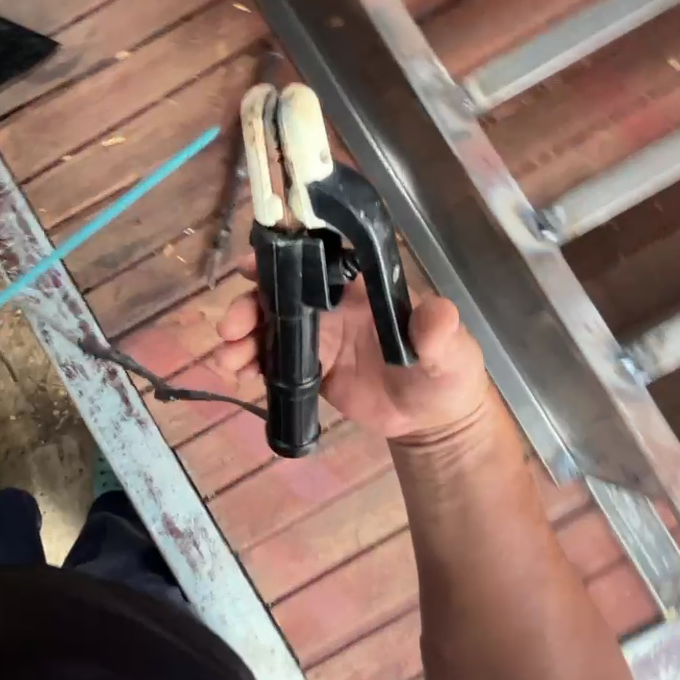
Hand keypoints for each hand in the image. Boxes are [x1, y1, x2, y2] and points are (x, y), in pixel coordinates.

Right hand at [214, 278, 492, 446]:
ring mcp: (314, 336)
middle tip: (231, 328)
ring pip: (267, 326)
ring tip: (227, 359)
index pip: (314, 262)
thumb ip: (440, 333)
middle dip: (249, 306)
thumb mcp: (452, 351)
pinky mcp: (305, 367)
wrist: (431, 421)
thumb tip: (437, 313)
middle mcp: (329, 306)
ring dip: (241, 336)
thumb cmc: (444, 373)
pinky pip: (269, 359)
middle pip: (278, 295)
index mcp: (358, 289)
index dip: (279, 258)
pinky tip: (236, 373)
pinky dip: (247, 362)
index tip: (250, 265)